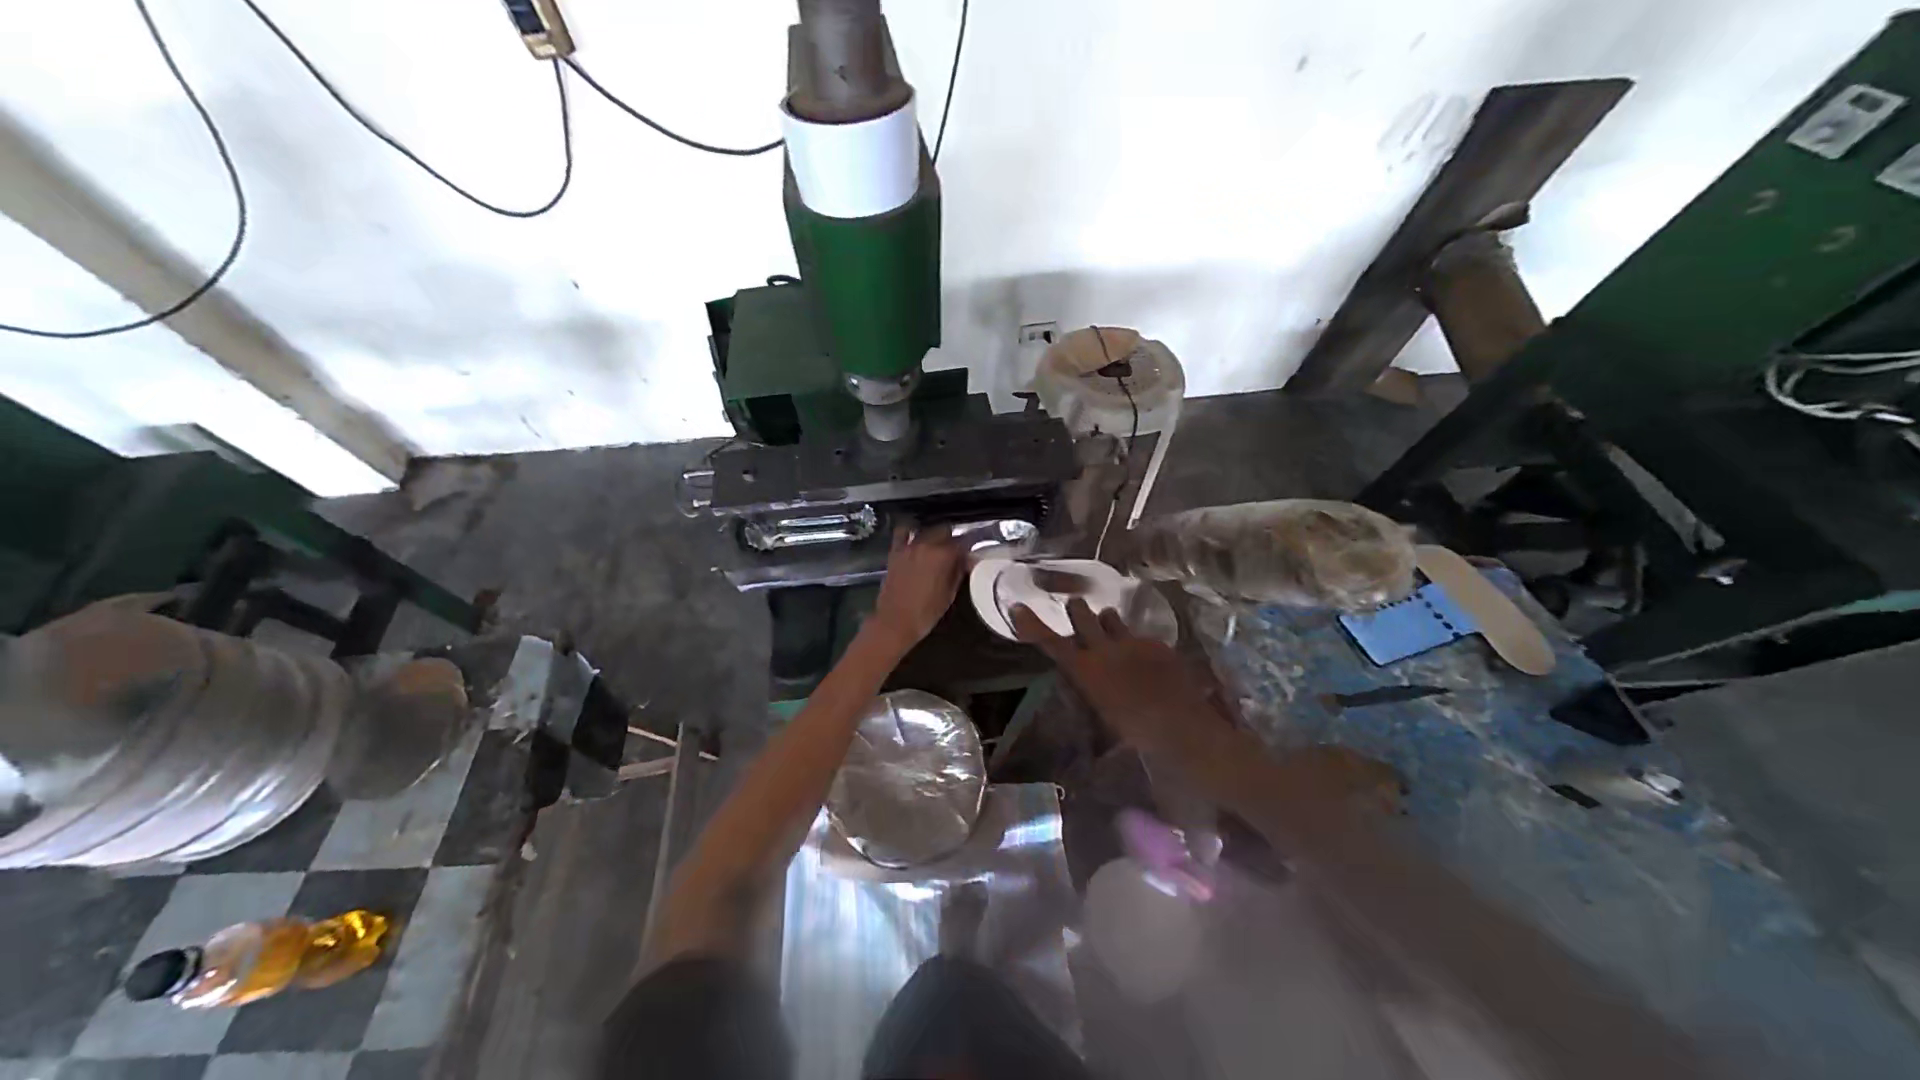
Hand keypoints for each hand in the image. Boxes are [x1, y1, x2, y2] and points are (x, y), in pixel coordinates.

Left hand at [868, 524, 964, 652]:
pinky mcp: (895, 551)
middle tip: (956, 551)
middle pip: (945, 530)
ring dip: (935, 534)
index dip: (971, 545)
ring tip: (938, 546)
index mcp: (944, 555)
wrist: (895, 621)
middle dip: (953, 538)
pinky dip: (911, 532)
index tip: (972, 551)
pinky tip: (915, 540)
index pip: (963, 541)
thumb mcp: (949, 594)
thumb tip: (967, 560)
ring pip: (927, 529)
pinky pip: (903, 532)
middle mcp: (927, 544)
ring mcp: (909, 546)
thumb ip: (959, 572)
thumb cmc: (926, 612)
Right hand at [1011, 598, 1228, 759]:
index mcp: (1085, 671)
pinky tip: (1146, 658)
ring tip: (1107, 621)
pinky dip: (1138, 643)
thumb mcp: (1104, 720)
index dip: (1032, 625)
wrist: (1182, 725)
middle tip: (1074, 604)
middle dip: (1076, 610)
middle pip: (1083, 618)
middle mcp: (1105, 650)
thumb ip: (1094, 696)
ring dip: (1107, 621)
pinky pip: (1141, 637)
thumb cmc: (1136, 734)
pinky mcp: (1158, 644)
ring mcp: (1133, 643)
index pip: (1051, 643)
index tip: (1018, 608)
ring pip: (1113, 620)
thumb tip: (1089, 693)